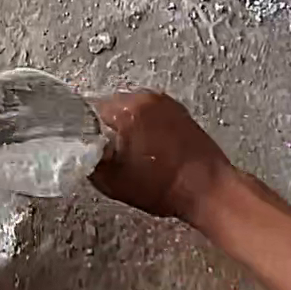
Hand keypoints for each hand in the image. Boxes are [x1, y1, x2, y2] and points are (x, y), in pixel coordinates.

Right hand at [89, 90, 231, 221]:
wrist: (210, 191)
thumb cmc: (164, 188)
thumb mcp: (113, 182)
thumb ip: (88, 161)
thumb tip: (80, 150)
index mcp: (127, 110)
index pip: (91, 111)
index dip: (87, 130)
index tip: (91, 146)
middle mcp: (145, 98)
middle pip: (111, 106)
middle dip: (109, 126)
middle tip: (114, 151)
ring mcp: (164, 102)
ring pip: (131, 108)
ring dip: (128, 123)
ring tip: (137, 150)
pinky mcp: (178, 109)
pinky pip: (151, 111)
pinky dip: (147, 124)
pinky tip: (152, 146)